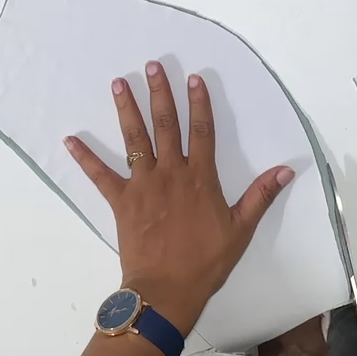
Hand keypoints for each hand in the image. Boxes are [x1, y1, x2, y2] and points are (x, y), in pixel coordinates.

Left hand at [65, 63, 295, 333]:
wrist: (167, 289)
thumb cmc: (206, 261)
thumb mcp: (240, 229)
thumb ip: (260, 195)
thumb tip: (287, 169)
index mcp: (200, 178)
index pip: (202, 131)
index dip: (199, 103)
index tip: (194, 78)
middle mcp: (171, 173)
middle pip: (166, 125)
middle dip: (161, 93)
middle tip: (153, 65)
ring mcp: (143, 184)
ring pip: (134, 139)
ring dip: (127, 109)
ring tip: (119, 82)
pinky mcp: (121, 200)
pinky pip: (100, 175)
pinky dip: (85, 157)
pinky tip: (70, 139)